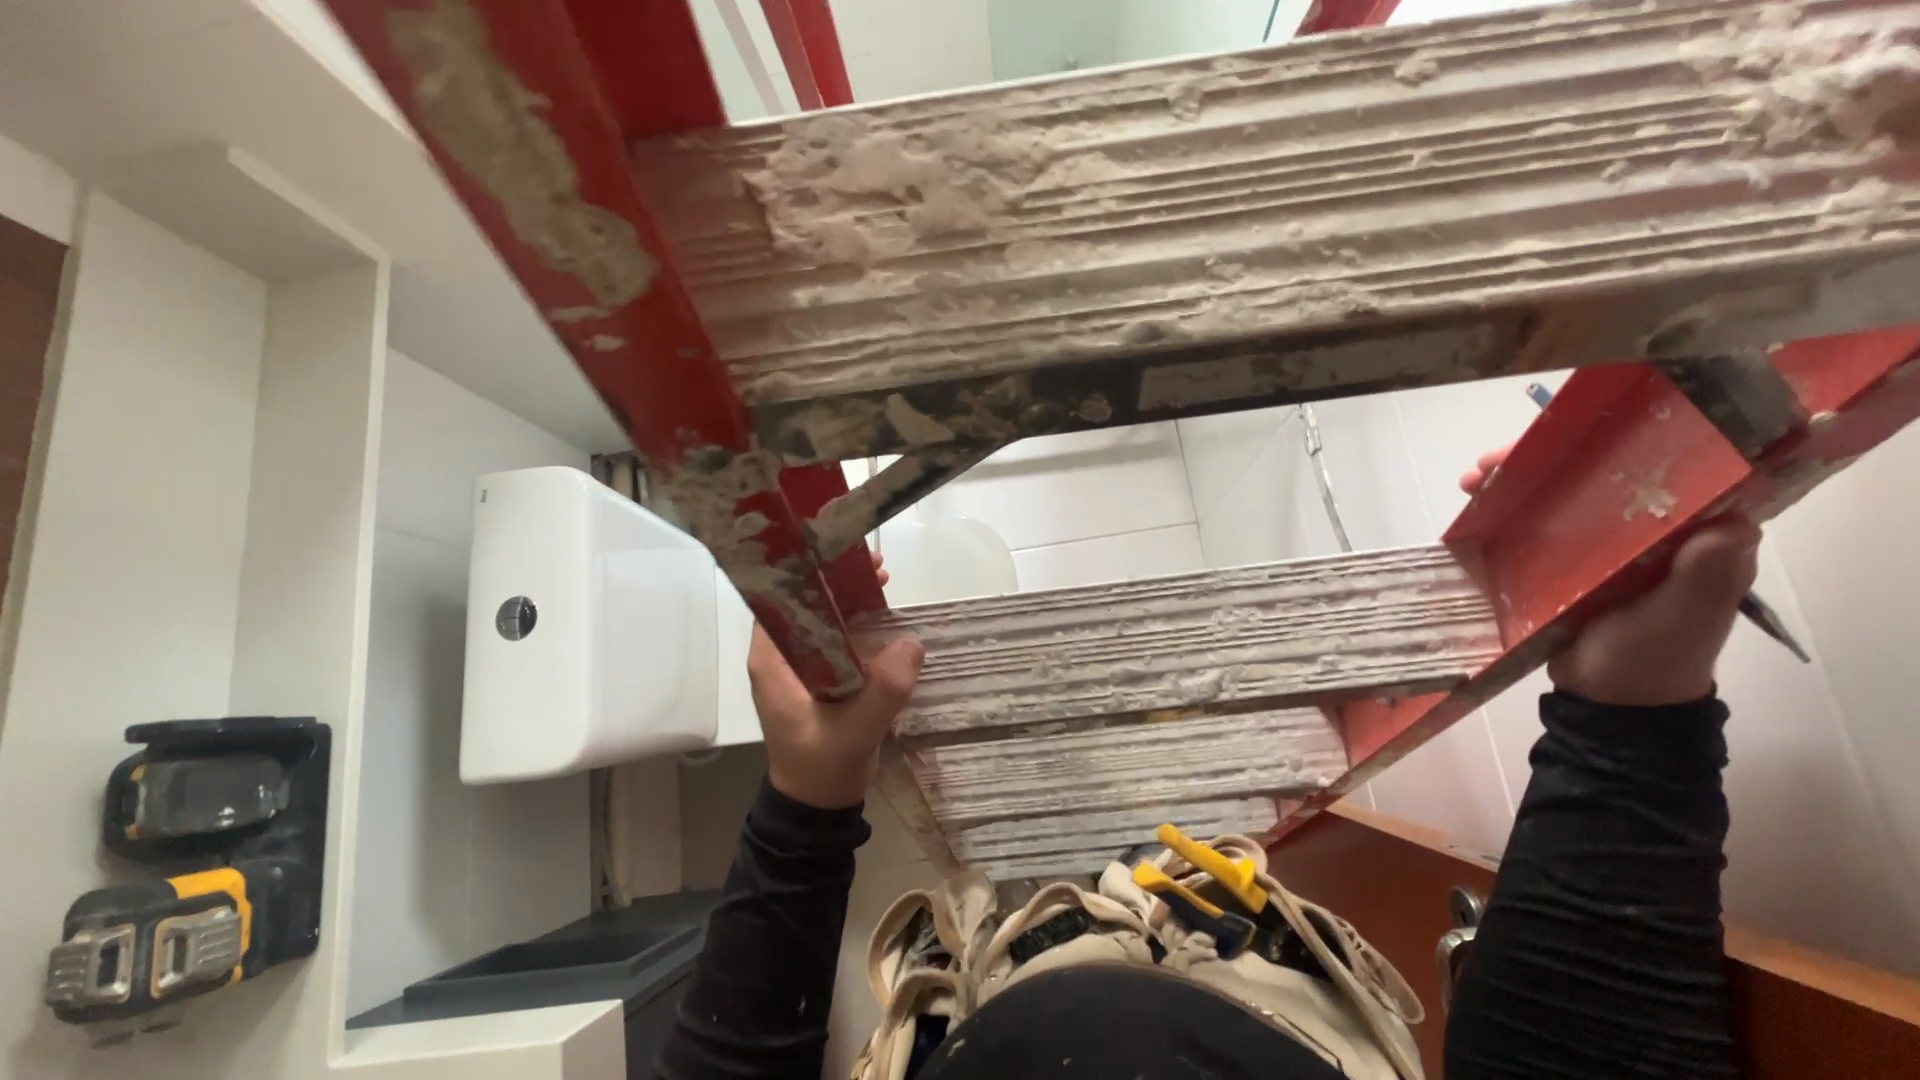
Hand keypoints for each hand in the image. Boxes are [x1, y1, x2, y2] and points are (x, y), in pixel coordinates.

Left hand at [748, 553, 924, 808]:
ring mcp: (803, 667)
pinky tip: (886, 614)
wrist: (818, 806)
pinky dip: (860, 624)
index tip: (838, 556)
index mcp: (773, 661)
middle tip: (872, 564)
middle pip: (804, 604)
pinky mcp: (823, 678)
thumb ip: (882, 691)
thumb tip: (912, 644)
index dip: (805, 574)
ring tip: (882, 578)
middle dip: (836, 580)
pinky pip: (839, 640)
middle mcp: (782, 656)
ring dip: (850, 599)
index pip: (776, 601)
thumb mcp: (854, 731)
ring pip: (824, 619)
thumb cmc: (822, 766)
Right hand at [1462, 447, 1760, 705]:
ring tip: (1475, 478)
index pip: (1654, 468)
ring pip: (1557, 496)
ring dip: (1516, 480)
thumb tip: (1728, 522)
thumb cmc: (1656, 657)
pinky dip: (1503, 511)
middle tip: (1497, 459)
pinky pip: (1533, 526)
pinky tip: (1474, 504)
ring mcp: (1598, 545)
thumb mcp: (1686, 616)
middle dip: (1545, 458)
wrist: (1611, 704)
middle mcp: (1642, 528)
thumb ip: (1707, 573)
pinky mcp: (1561, 563)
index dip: (1614, 443)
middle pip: (1594, 475)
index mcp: (1684, 530)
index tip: (1568, 433)